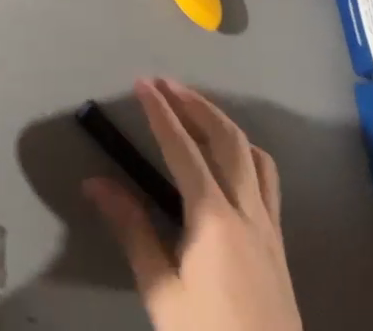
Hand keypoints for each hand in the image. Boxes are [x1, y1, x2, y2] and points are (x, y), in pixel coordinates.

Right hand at [84, 78, 301, 330]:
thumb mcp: (161, 289)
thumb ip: (132, 230)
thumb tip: (95, 182)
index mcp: (214, 219)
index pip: (184, 150)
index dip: (162, 113)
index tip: (143, 84)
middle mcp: (247, 211)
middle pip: (227, 140)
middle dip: (195, 105)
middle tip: (166, 83)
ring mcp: (268, 224)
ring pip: (254, 155)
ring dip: (223, 123)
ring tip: (196, 109)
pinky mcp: (277, 240)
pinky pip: (266, 178)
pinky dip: (245, 151)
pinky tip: (229, 158)